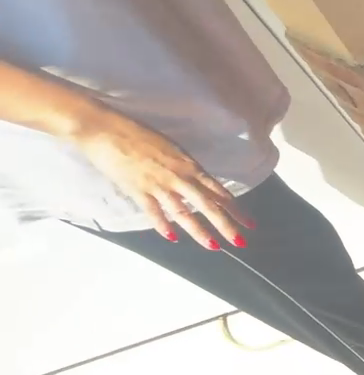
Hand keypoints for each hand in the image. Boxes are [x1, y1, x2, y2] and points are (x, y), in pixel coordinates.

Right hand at [71, 108, 248, 248]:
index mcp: (192, 168)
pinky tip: (172, 238)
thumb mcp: (175, 150)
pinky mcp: (135, 188)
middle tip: (241, 243)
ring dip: (199, 231)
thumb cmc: (139, 135)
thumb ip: (189, 169)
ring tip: (213, 246)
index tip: (251, 225)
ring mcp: (158, 185)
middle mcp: (180, 179)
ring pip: (184, 213)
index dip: (237, 211)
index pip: (221, 194)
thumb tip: (201, 184)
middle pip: (209, 207)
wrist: (101, 127)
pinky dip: (162, 225)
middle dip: (226, 226)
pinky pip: (153, 211)